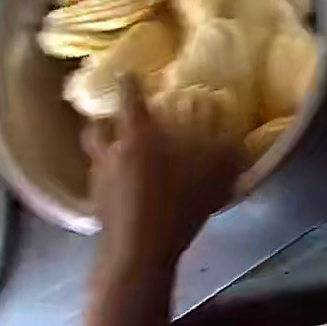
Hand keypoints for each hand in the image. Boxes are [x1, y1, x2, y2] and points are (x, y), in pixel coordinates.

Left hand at [82, 76, 233, 277]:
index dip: (129, 84)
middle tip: (119, 114)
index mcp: (139, 139)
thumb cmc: (177, 209)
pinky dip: (107, 171)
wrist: (138, 252)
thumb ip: (222, 153)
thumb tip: (232, 133)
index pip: (129, 100)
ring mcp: (98, 178)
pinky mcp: (95, 201)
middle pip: (98, 124)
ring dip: (103, 143)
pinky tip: (123, 182)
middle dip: (106, 115)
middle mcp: (111, 152)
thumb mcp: (212, 179)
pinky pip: (98, 176)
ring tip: (118, 146)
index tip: (128, 73)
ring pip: (94, 150)